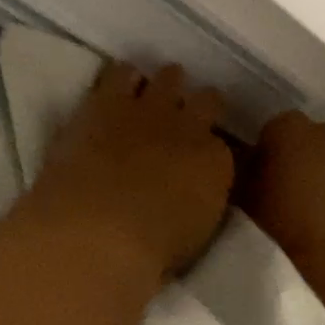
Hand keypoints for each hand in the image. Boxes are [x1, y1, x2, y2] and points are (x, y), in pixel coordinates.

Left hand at [21, 61, 234, 277]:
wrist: (100, 226)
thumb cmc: (150, 251)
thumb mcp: (192, 234)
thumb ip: (198, 203)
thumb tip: (193, 194)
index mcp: (216, 164)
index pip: (224, 146)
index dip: (214, 146)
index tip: (207, 153)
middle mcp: (190, 127)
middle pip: (205, 101)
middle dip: (199, 103)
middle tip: (187, 110)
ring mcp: (148, 108)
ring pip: (167, 77)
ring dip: (164, 83)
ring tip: (155, 88)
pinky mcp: (107, 101)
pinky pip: (121, 73)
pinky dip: (123, 75)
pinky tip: (119, 78)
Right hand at [242, 111, 324, 273]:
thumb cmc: (276, 214)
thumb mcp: (242, 187)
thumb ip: (238, 160)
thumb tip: (237, 149)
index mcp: (290, 124)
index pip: (273, 127)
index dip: (265, 149)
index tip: (259, 171)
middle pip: (304, 138)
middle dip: (294, 154)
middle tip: (280, 185)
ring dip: (318, 170)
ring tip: (304, 203)